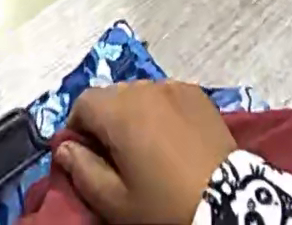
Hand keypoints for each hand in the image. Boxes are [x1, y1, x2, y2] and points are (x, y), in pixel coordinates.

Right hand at [54, 81, 237, 224]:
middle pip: (111, 95)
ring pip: (138, 93)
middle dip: (104, 120)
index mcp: (120, 111)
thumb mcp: (115, 202)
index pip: (83, 102)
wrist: (227, 200)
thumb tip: (64, 148)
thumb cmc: (164, 205)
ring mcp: (172, 86)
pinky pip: (165, 94)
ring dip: (132, 113)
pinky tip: (168, 137)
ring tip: (143, 147)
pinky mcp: (195, 92)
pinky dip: (159, 109)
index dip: (76, 128)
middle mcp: (144, 88)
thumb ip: (83, 171)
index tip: (82, 155)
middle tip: (113, 156)